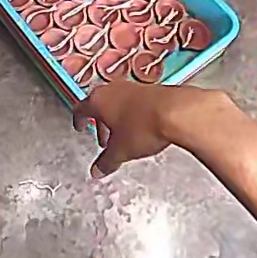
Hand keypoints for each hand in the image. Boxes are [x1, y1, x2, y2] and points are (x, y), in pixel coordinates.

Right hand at [71, 82, 224, 178]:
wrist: (177, 112)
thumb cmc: (144, 126)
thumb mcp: (121, 150)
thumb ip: (106, 161)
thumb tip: (98, 170)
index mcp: (98, 101)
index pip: (81, 109)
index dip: (79, 120)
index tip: (80, 126)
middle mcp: (113, 89)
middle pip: (99, 105)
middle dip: (100, 123)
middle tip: (104, 140)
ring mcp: (132, 87)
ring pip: (118, 102)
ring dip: (117, 118)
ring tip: (124, 136)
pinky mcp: (150, 89)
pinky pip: (135, 101)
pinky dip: (133, 114)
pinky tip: (141, 127)